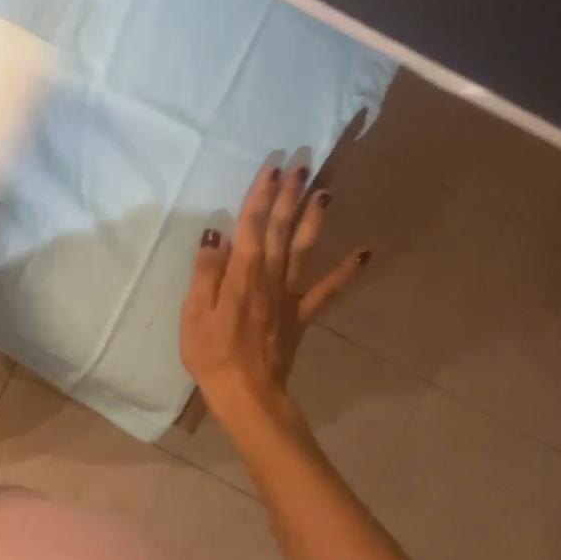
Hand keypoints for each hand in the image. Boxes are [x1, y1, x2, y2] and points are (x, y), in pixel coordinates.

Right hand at [180, 164, 367, 434]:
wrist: (247, 394)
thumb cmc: (211, 353)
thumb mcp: (195, 312)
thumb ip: (206, 273)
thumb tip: (216, 236)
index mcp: (242, 274)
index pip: (251, 226)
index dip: (261, 196)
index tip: (272, 168)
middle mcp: (269, 277)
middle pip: (279, 230)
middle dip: (290, 197)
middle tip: (302, 165)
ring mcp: (289, 295)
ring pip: (303, 250)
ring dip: (314, 219)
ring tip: (327, 191)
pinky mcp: (301, 314)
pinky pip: (327, 290)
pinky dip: (347, 270)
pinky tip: (365, 252)